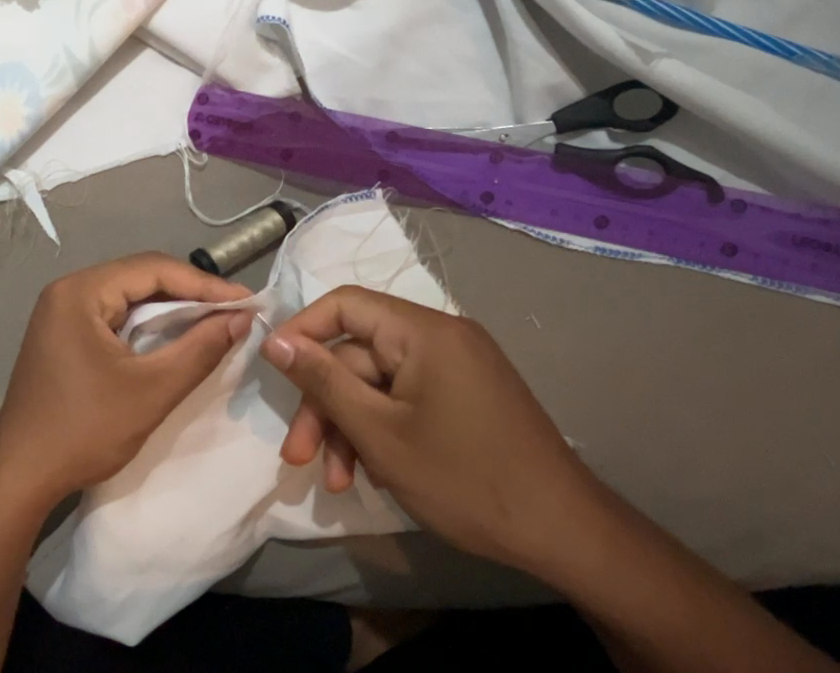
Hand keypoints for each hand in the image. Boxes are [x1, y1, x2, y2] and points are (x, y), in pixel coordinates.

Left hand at [0, 253, 252, 506]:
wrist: (21, 474)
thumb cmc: (85, 428)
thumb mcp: (152, 390)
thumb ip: (200, 349)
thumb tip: (241, 318)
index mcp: (80, 292)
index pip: (153, 269)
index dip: (205, 285)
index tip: (249, 302)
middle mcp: (67, 291)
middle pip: (139, 277)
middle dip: (190, 293)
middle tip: (236, 311)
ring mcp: (61, 313)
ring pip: (128, 297)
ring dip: (170, 309)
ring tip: (215, 322)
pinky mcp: (62, 335)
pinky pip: (113, 317)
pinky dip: (147, 325)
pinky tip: (175, 337)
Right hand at [261, 286, 601, 573]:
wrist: (565, 534)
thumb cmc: (464, 478)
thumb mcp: (379, 432)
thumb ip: (322, 380)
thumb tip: (274, 338)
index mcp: (424, 331)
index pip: (345, 304)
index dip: (302, 332)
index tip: (274, 372)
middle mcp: (441, 337)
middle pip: (358, 355)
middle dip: (325, 406)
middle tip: (299, 457)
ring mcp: (457, 368)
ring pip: (379, 384)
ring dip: (350, 428)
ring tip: (336, 481)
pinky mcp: (466, 396)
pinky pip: (406, 399)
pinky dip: (382, 431)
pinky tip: (371, 474)